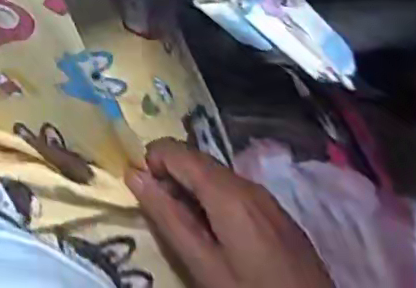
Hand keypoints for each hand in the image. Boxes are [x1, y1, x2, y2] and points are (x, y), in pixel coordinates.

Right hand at [128, 138, 332, 287]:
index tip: (147, 196)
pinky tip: (221, 238)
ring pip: (215, 176)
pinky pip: (236, 193)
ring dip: (193, 190)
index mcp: (227, 191)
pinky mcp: (282, 220)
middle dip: (171, 177)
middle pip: (196, 160)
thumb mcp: (204, 266)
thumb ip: (167, 217)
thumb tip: (133, 174)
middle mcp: (248, 184)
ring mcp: (269, 201)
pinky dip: (216, 202)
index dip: (152, 163)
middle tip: (166, 216)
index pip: (174, 149)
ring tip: (191, 230)